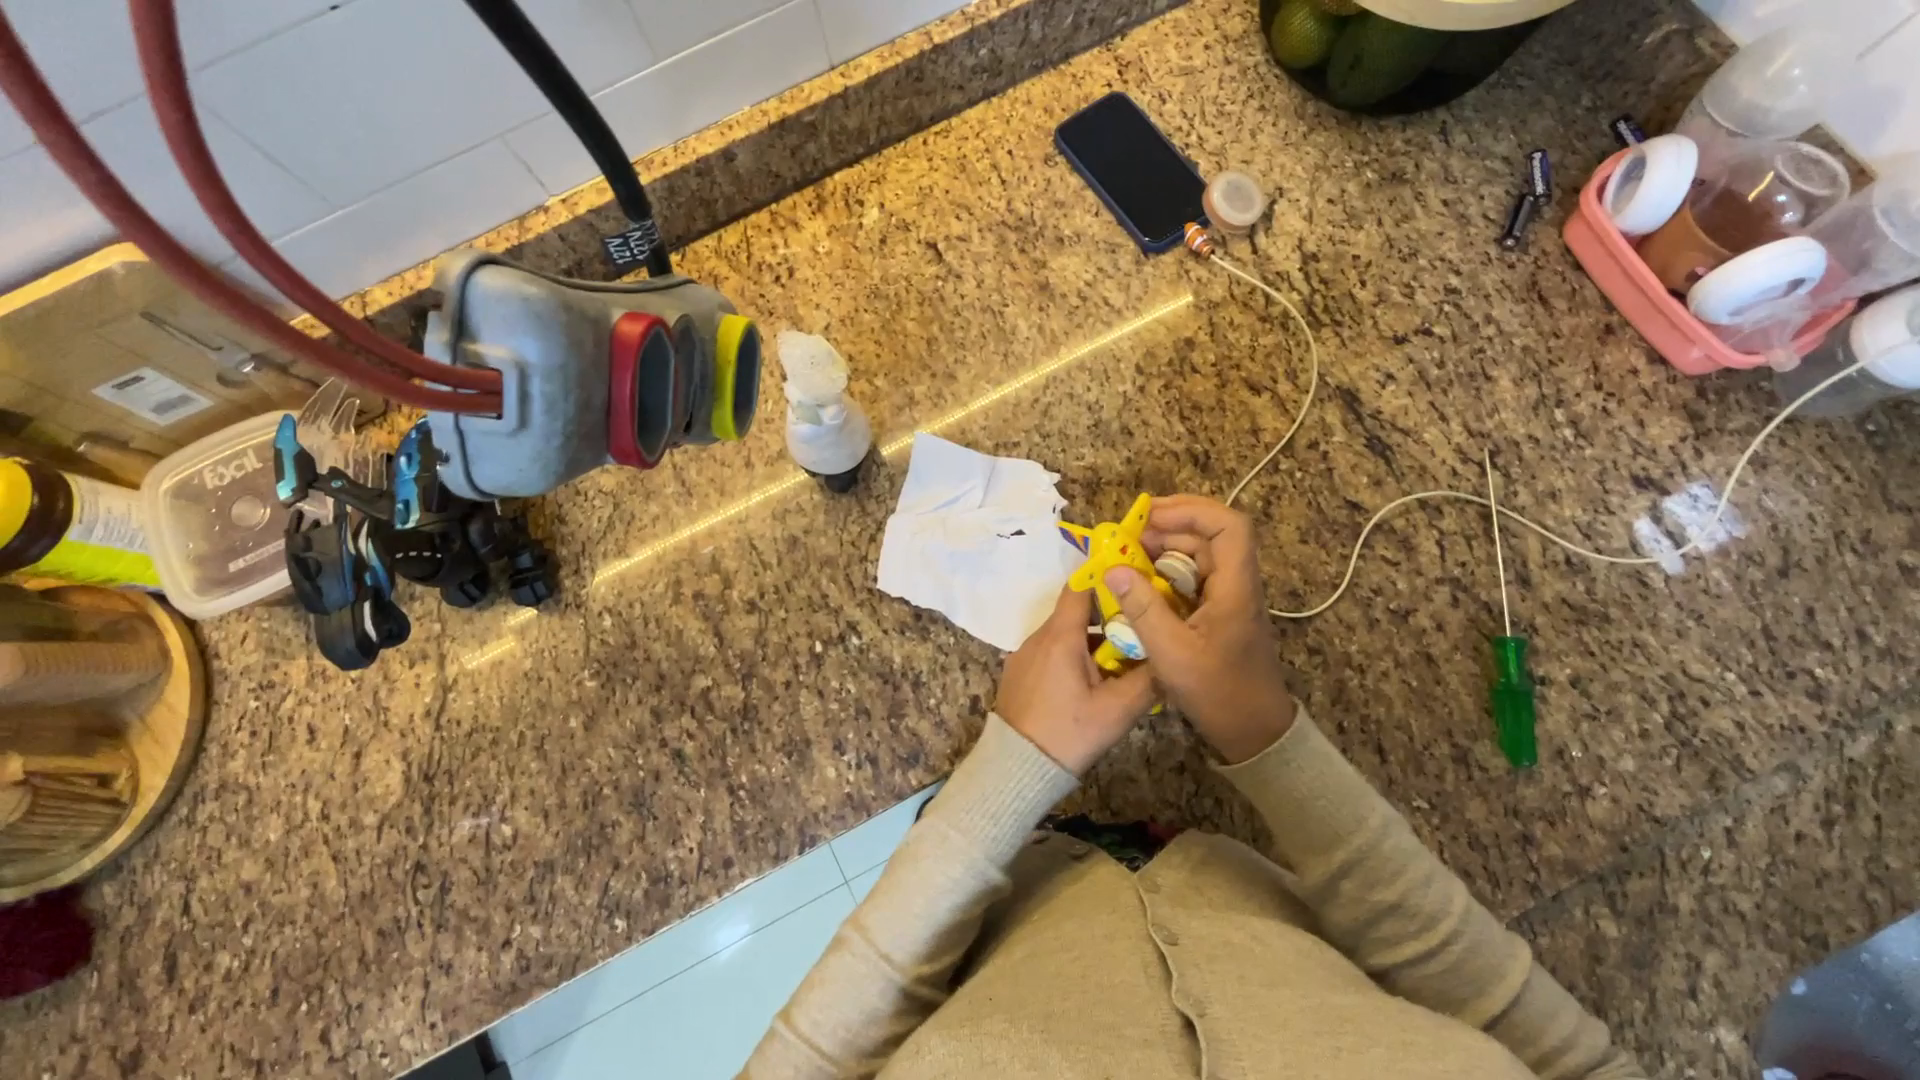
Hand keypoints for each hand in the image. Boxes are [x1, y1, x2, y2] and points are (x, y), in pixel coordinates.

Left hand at [995, 586, 1157, 774]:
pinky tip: (1092, 680)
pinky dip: (1071, 656)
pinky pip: (1049, 653)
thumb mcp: (1118, 710)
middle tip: (1139, 626)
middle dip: (1107, 615)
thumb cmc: (1069, 734)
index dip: (1106, 579)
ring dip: (1091, 641)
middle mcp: (1037, 637)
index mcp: (1060, 637)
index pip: (1080, 587)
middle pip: (1075, 612)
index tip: (1133, 581)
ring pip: (1063, 635)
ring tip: (1122, 658)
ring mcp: (1023, 656)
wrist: (1016, 769)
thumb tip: (1171, 655)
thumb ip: (1148, 678)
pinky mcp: (1018, 674)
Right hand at [1105, 495, 1297, 763]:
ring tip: (1129, 557)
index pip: (1228, 525)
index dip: (1191, 511)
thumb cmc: (1218, 693)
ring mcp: (1231, 598)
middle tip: (1130, 535)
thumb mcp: (1171, 653)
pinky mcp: (1221, 613)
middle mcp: (1238, 584)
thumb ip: (1141, 608)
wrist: (1255, 732)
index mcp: (1236, 587)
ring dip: (1167, 549)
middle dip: (1171, 526)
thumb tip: (1111, 569)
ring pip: (1202, 555)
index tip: (1150, 517)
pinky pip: (1196, 578)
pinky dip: (1168, 573)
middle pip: (1212, 534)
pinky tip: (1142, 585)